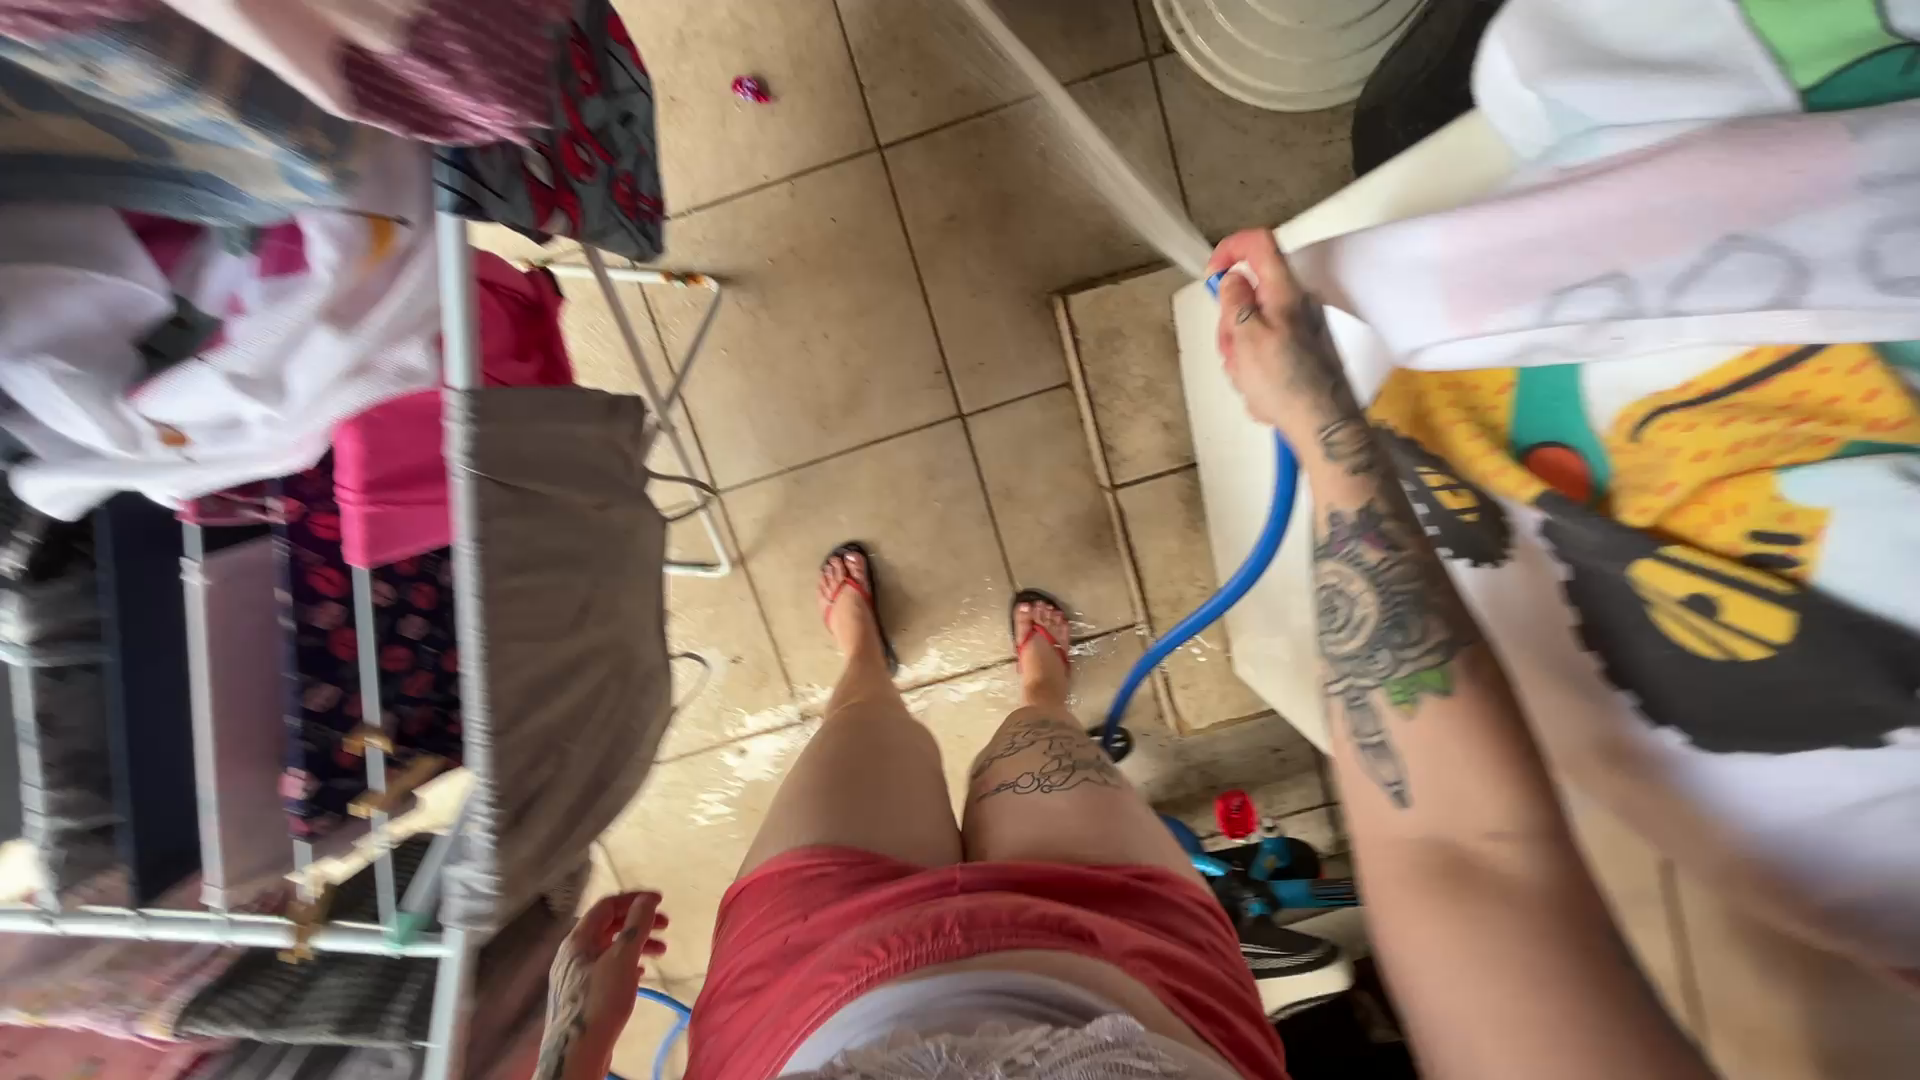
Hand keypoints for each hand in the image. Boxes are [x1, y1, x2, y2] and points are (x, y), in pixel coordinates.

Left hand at [535, 892, 668, 1079]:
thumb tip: (648, 898)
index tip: (661, 902)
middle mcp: (573, 954)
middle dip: (639, 922)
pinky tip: (641, 972)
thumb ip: (637, 924)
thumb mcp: (623, 958)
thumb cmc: (600, 1001)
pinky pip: (607, 967)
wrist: (576, 1057)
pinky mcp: (581, 995)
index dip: (634, 899)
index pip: (607, 905)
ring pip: (610, 947)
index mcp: (578, 940)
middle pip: (610, 925)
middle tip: (665, 926)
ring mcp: (575, 976)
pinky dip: (627, 962)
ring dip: (637, 943)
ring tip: (661, 952)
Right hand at [1206, 229, 1352, 443]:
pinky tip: (1257, 387)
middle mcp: (1294, 303)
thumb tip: (1232, 279)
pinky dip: (1251, 366)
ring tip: (1245, 375)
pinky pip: (1261, 349)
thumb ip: (1235, 302)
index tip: (1211, 276)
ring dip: (1237, 350)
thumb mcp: (1247, 337)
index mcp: (1284, 291)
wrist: (1319, 422)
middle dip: (1228, 321)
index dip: (1230, 250)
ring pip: (1250, 325)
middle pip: (1248, 292)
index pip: (1258, 244)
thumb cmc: (1283, 381)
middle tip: (1230, 348)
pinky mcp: (1297, 351)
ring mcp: (1297, 328)